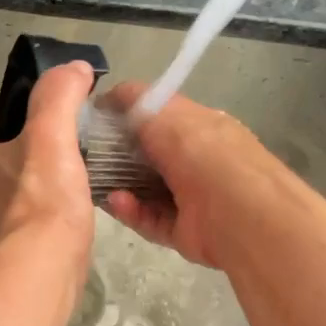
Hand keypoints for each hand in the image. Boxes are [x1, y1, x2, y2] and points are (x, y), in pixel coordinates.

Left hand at [0, 62, 95, 262]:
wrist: (37, 268)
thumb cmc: (42, 198)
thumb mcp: (53, 135)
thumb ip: (59, 97)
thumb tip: (71, 67)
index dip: (3, 129)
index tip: (35, 130)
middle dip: (14, 165)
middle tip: (54, 163)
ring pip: (0, 202)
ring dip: (23, 197)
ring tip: (62, 195)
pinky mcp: (1, 255)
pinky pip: (14, 233)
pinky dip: (31, 228)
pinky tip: (60, 229)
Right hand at [97, 82, 275, 268]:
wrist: (241, 214)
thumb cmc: (202, 152)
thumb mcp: (162, 109)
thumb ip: (132, 98)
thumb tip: (106, 96)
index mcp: (200, 129)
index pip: (158, 118)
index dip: (124, 116)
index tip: (92, 120)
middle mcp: (197, 161)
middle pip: (145, 156)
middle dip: (114, 155)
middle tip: (84, 154)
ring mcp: (191, 197)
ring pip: (140, 189)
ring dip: (118, 184)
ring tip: (95, 181)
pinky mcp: (182, 229)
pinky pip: (146, 218)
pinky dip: (130, 210)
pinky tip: (118, 201)